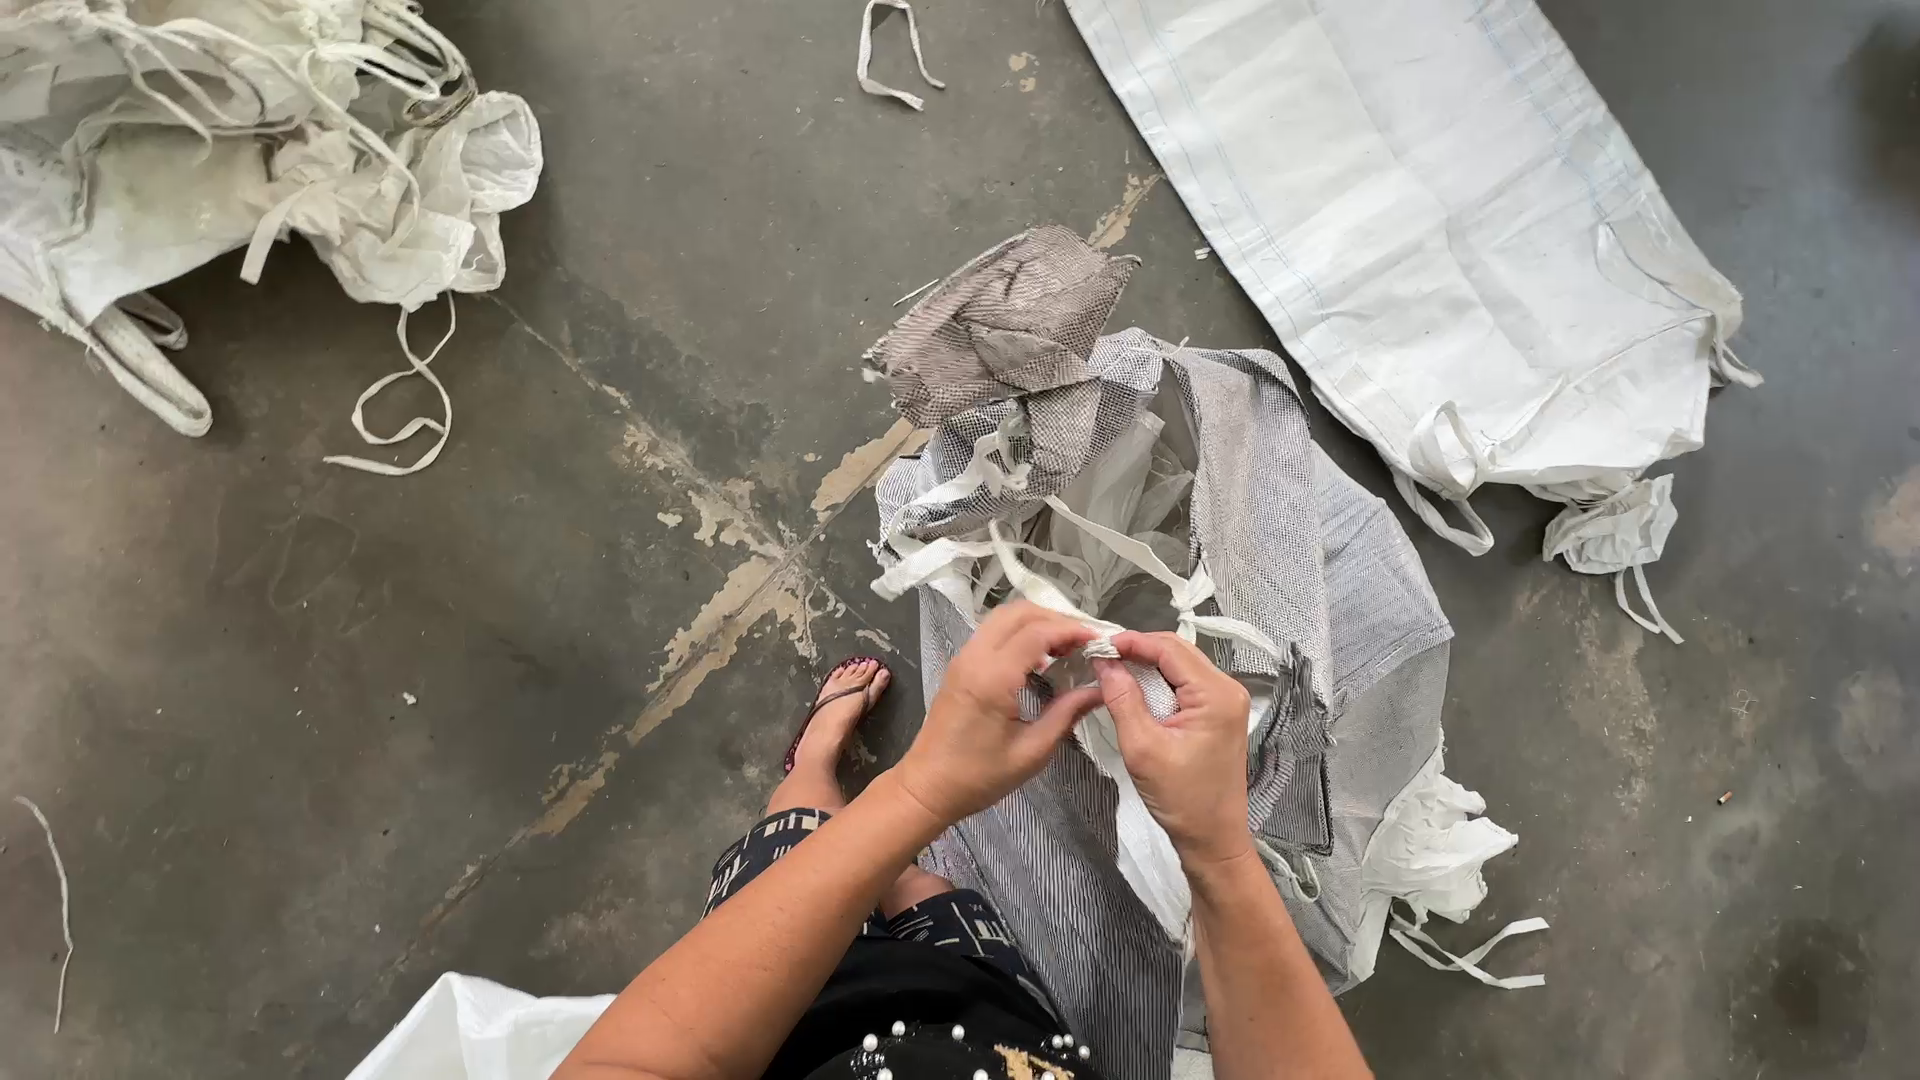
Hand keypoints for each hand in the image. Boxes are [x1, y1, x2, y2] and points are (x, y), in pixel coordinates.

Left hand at [892, 600, 1105, 824]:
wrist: (927, 786)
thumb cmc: (979, 776)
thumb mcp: (1032, 752)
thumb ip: (1066, 714)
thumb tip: (1099, 690)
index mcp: (992, 678)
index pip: (1037, 632)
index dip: (1071, 630)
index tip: (1098, 641)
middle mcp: (975, 657)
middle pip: (1018, 612)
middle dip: (1055, 619)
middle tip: (1083, 641)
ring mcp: (963, 658)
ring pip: (1003, 617)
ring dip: (1036, 622)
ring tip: (1066, 647)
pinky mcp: (960, 665)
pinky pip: (992, 632)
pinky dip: (1019, 632)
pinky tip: (1040, 657)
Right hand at [1094, 631, 1254, 869]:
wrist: (1212, 839)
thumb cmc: (1180, 798)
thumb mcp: (1142, 747)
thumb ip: (1122, 698)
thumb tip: (1104, 661)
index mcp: (1215, 694)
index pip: (1169, 649)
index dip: (1131, 642)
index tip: (1097, 645)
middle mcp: (1227, 689)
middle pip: (1176, 650)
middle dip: (1138, 648)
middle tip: (1101, 655)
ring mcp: (1225, 700)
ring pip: (1179, 664)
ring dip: (1146, 662)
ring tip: (1112, 667)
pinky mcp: (1218, 712)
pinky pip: (1184, 681)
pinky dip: (1157, 678)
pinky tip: (1134, 685)